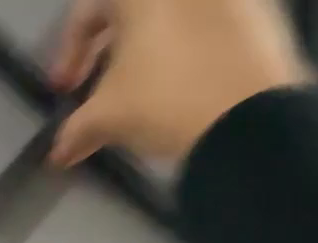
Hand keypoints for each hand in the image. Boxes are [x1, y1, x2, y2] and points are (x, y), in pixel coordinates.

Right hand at [48, 0, 314, 166]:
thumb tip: (59, 152)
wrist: (250, 116)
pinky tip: (181, 89)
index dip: (69, 53)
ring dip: (147, 51)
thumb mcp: (108, 118)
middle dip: (107, 50)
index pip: (89, 10)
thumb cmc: (165, 101)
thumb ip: (76, 129)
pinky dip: (186, 51)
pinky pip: (207, 25)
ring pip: (170, 17)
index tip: (65, 91)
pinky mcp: (258, 12)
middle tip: (98, 90)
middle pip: (131, 10)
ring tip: (140, 94)